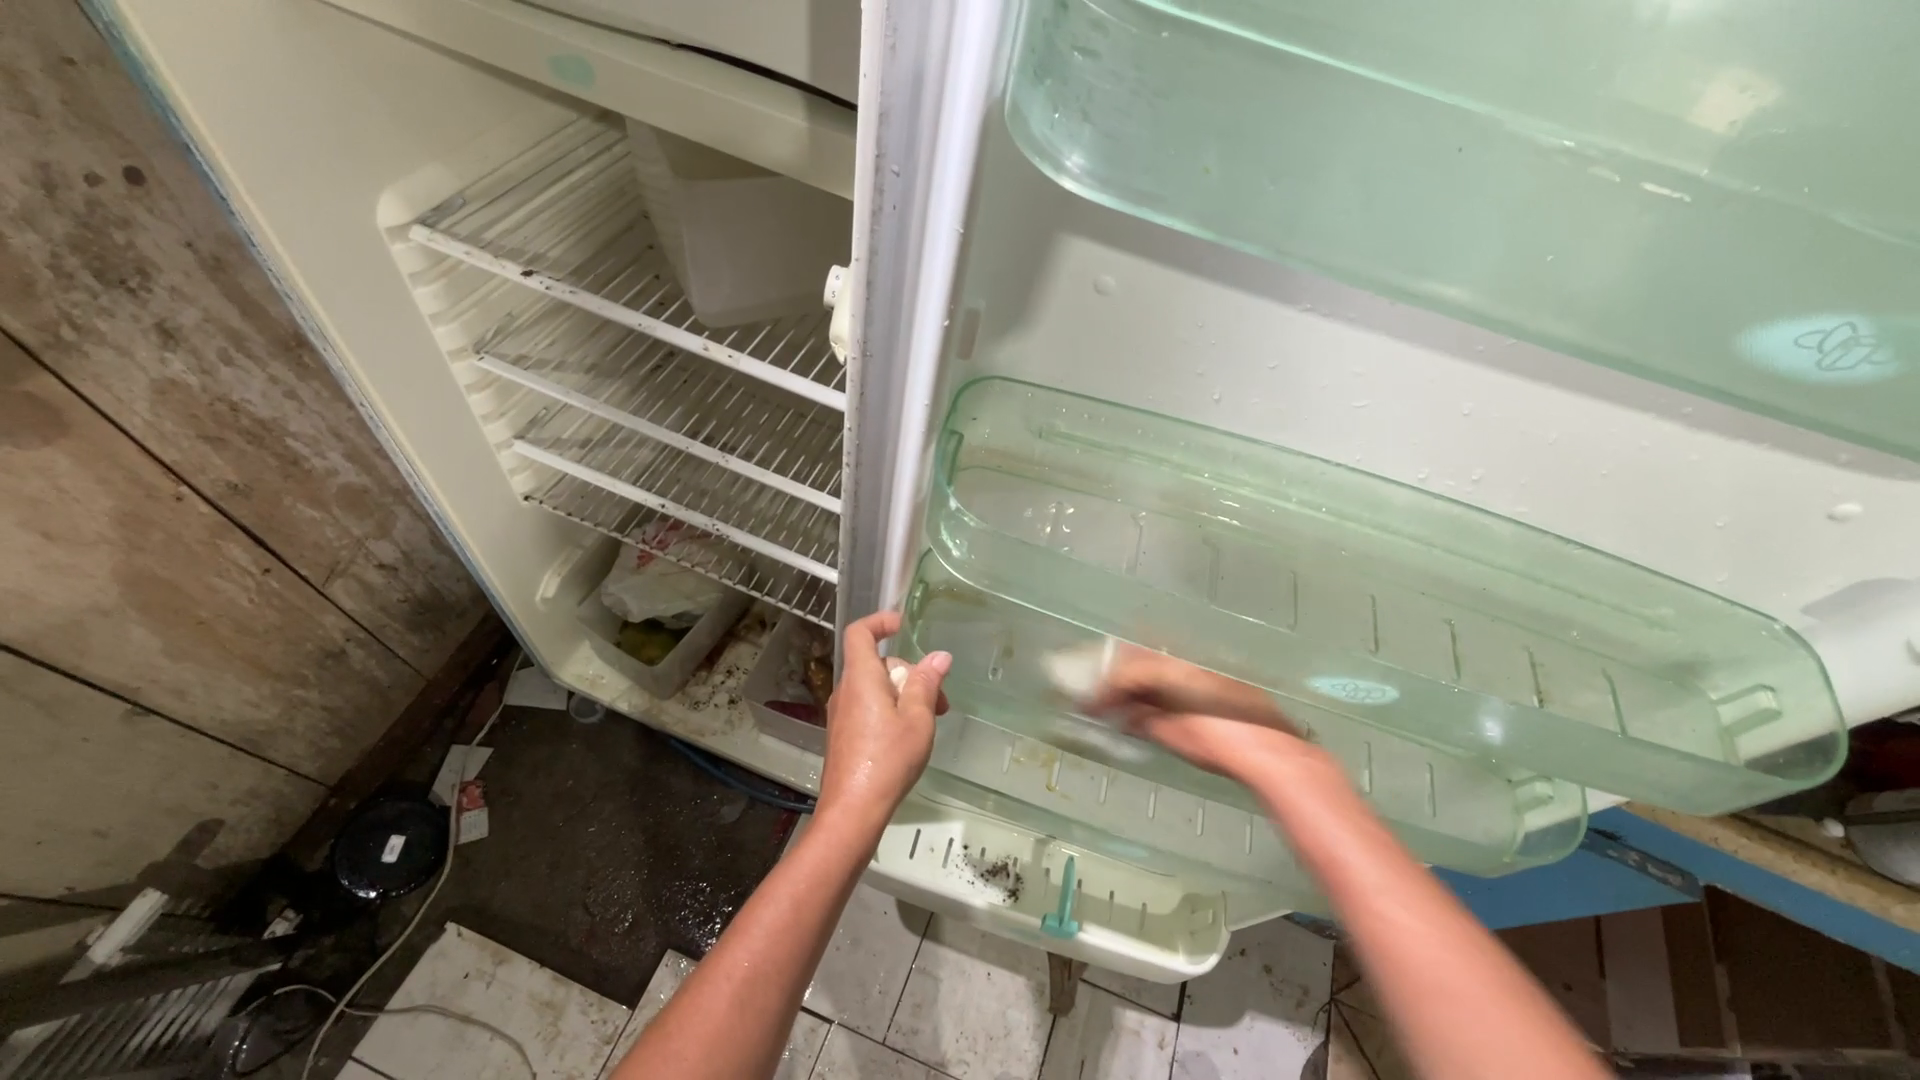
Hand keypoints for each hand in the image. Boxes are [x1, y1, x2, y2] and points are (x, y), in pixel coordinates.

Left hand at [818, 611, 951, 829]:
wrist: (853, 809)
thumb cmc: (887, 759)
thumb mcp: (917, 719)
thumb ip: (927, 684)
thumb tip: (939, 656)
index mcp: (861, 678)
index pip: (860, 632)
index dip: (881, 622)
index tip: (905, 627)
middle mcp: (846, 690)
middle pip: (877, 664)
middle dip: (911, 672)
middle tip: (939, 699)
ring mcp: (842, 714)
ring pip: (875, 688)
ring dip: (905, 694)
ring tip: (931, 721)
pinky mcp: (844, 735)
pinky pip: (869, 708)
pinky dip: (892, 710)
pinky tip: (911, 736)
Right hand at [1085, 645, 1310, 781]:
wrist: (1269, 749)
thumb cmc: (1217, 742)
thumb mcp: (1173, 734)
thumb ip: (1145, 721)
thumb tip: (1129, 717)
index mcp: (1168, 670)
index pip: (1124, 672)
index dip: (1102, 689)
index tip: (1086, 704)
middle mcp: (1184, 661)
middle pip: (1140, 659)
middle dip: (1117, 676)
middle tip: (1100, 695)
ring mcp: (1203, 668)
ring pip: (1159, 665)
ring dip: (1138, 680)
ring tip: (1124, 701)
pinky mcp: (1218, 679)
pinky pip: (1177, 674)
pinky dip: (1159, 686)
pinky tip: (1155, 704)